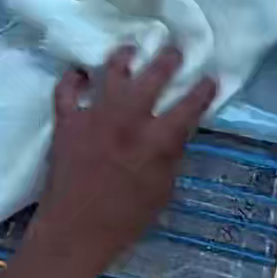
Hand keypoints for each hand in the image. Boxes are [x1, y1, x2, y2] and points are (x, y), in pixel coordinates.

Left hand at [24, 45, 215, 277]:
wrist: (75, 229)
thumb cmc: (125, 218)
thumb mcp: (163, 190)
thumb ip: (171, 155)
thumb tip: (177, 130)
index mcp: (158, 140)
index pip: (189, 106)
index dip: (203, 90)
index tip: (210, 77)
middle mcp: (127, 120)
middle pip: (152, 77)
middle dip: (167, 59)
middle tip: (174, 48)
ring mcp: (94, 116)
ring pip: (109, 73)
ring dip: (122, 57)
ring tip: (128, 49)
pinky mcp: (66, 120)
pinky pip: (66, 90)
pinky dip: (72, 78)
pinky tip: (79, 72)